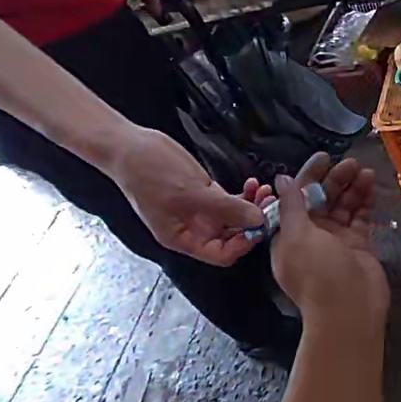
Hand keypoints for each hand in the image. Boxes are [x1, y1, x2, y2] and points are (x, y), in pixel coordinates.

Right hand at [100, 126, 264, 264]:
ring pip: (235, 217)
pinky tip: (253, 184)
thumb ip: (225, 208)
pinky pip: (231, 201)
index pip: (221, 254)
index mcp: (184, 238)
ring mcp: (199, 211)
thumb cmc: (148, 172)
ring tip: (265, 192)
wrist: (130, 147)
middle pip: (232, 236)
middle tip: (270, 206)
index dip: (243, 244)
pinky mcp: (204, 194)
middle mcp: (193, 228)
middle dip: (253, 222)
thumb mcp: (190, 193)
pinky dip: (245, 195)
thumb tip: (256, 220)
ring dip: (253, 206)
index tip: (260, 226)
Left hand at [265, 153, 386, 325]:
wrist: (349, 309)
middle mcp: (311, 236)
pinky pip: (360, 218)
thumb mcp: (297, 236)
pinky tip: (372, 186)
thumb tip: (283, 179)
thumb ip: (291, 205)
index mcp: (288, 234)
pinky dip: (365, 202)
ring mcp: (335, 241)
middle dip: (334, 180)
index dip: (309, 176)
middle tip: (351, 163)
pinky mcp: (357, 245)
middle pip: (322, 200)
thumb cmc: (317, 272)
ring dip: (352, 188)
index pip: (297, 198)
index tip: (324, 157)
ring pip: (342, 207)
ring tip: (365, 171)